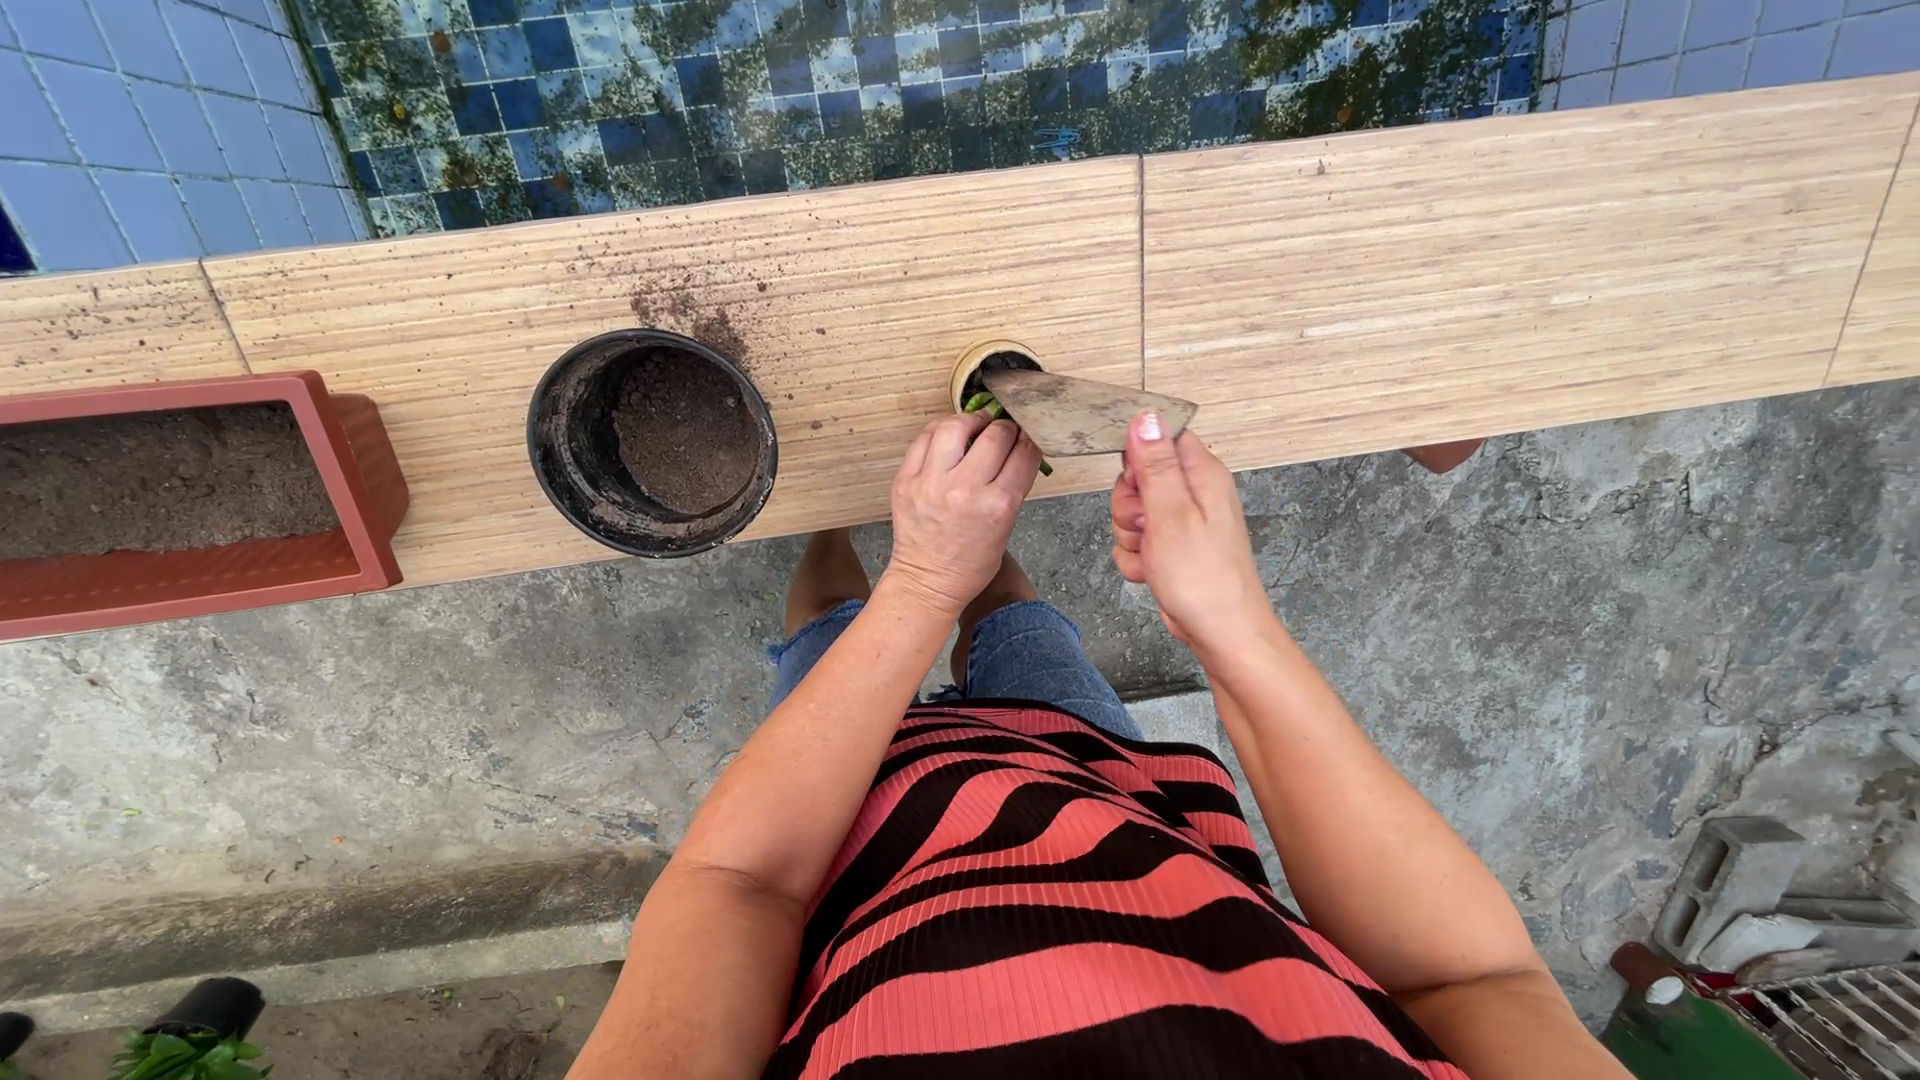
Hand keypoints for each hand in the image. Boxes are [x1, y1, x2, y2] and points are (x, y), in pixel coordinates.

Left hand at [883, 412, 1042, 618]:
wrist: (928, 581)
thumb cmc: (971, 562)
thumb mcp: (1007, 526)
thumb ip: (1013, 486)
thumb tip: (1019, 448)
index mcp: (998, 505)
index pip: (1023, 453)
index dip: (1029, 438)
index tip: (1027, 433)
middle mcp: (965, 490)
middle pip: (995, 435)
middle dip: (1005, 428)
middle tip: (1004, 430)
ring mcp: (931, 482)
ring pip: (955, 427)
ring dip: (971, 421)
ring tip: (976, 425)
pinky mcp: (906, 480)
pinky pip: (924, 439)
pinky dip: (940, 431)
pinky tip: (949, 435)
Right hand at [1111, 411, 1276, 653]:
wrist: (1219, 631)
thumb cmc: (1204, 578)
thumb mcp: (1171, 513)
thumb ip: (1156, 464)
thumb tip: (1146, 416)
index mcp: (1202, 475)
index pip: (1160, 438)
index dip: (1138, 458)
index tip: (1137, 484)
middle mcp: (1194, 494)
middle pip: (1138, 477)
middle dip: (1128, 506)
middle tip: (1146, 526)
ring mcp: (1181, 523)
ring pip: (1130, 513)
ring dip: (1129, 537)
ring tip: (1153, 554)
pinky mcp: (1170, 548)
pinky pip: (1134, 542)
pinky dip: (1135, 559)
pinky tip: (1151, 572)